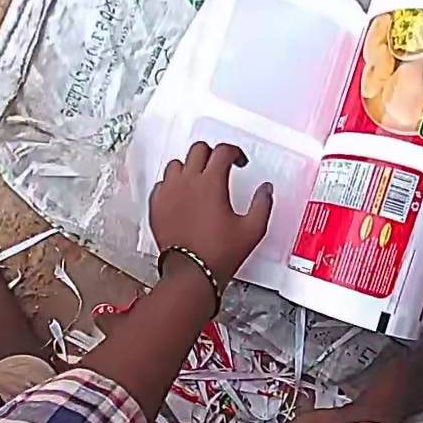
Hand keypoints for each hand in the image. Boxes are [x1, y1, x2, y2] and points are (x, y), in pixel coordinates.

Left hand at [149, 142, 272, 284]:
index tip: (238, 161)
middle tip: (220, 165)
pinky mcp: (156, 206)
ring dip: (190, 166)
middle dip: (212, 153)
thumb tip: (266, 189)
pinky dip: (172, 184)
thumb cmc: (219, 253)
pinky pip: (161, 184)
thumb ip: (262, 204)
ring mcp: (168, 193)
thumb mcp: (252, 229)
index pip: (222, 151)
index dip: (234, 152)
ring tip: (199, 178)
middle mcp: (187, 182)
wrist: (191, 273)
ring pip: (176, 164)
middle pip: (198, 150)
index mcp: (211, 183)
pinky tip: (181, 194)